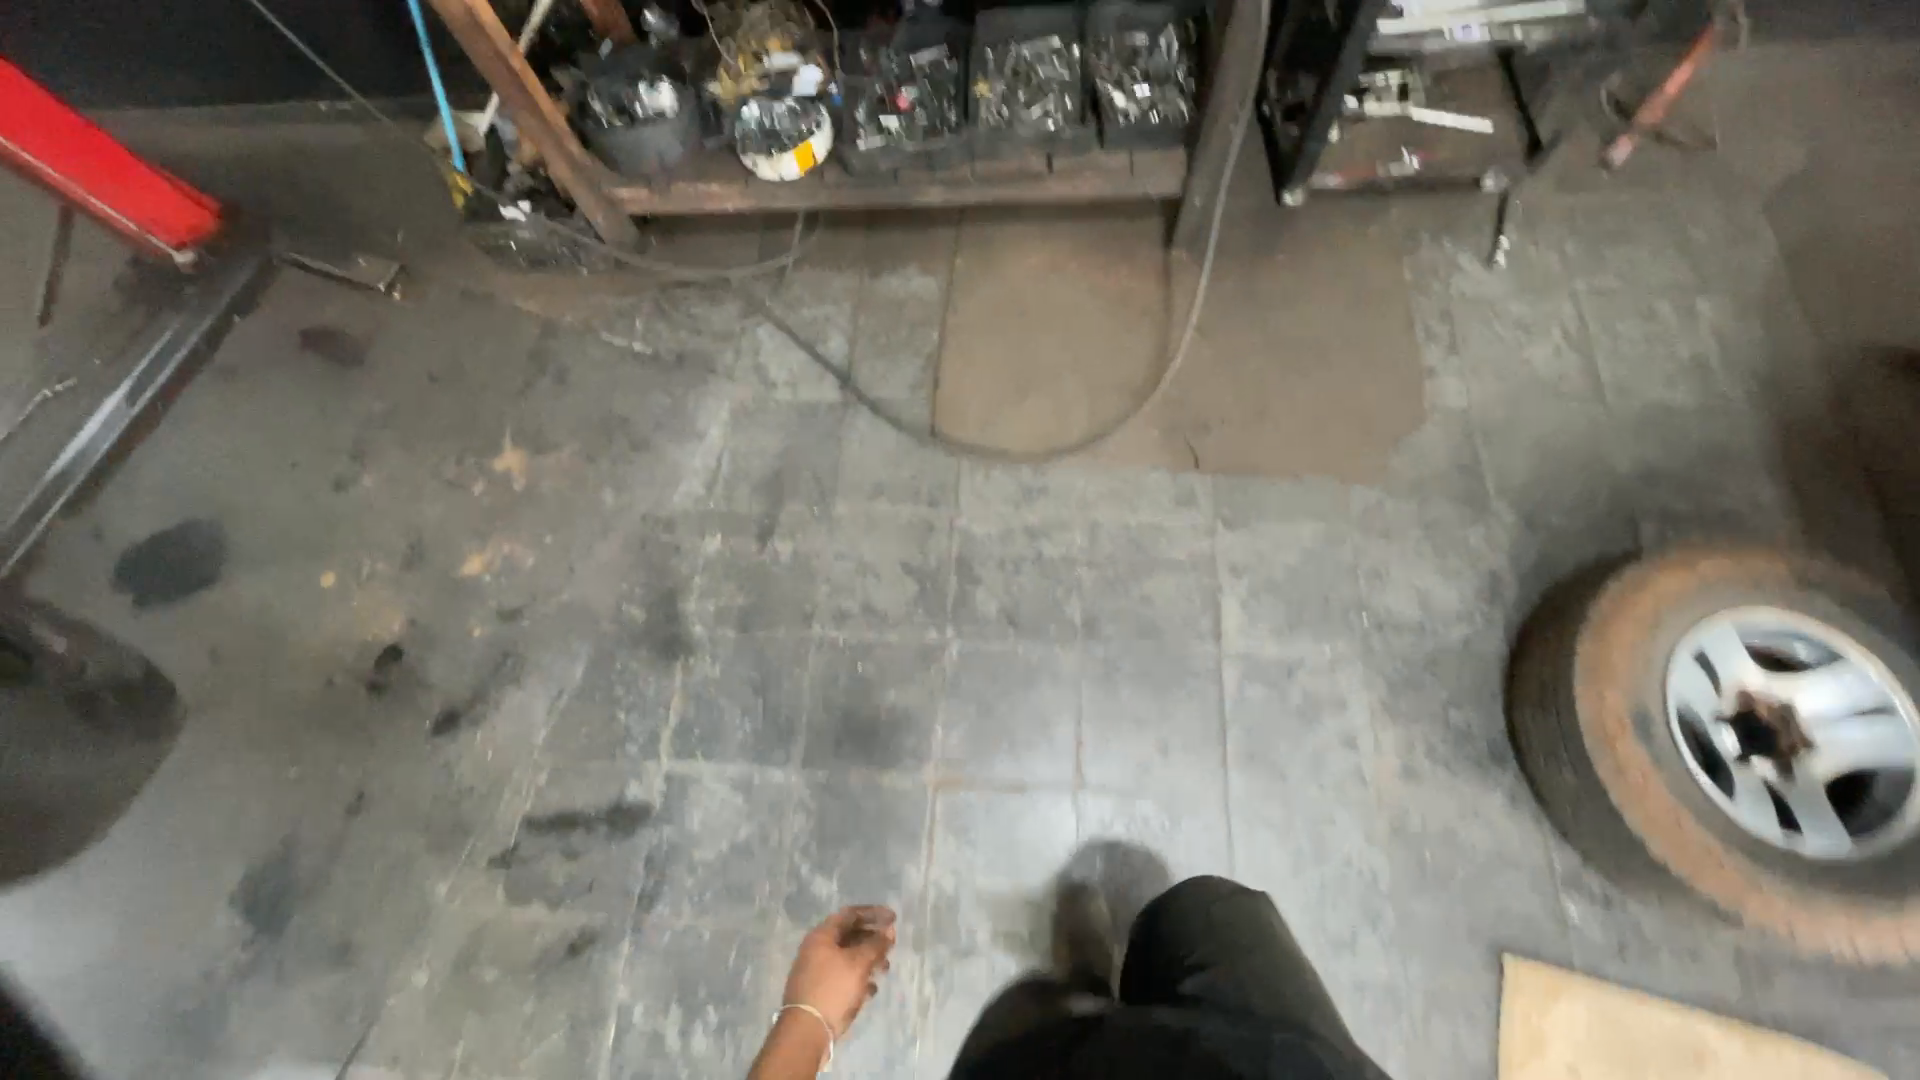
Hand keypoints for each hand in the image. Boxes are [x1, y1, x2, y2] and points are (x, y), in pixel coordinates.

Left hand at [781, 905, 896, 1034]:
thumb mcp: (859, 963)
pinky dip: (858, 978)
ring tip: (885, 969)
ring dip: (868, 960)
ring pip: (847, 957)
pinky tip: (872, 990)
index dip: (873, 913)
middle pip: (849, 935)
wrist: (806, 1032)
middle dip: (872, 939)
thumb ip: (876, 944)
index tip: (893, 919)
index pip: (850, 914)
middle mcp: (816, 949)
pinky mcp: (819, 992)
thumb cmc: (833, 989)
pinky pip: (842, 977)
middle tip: (891, 945)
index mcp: (822, 936)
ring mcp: (816, 971)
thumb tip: (889, 930)